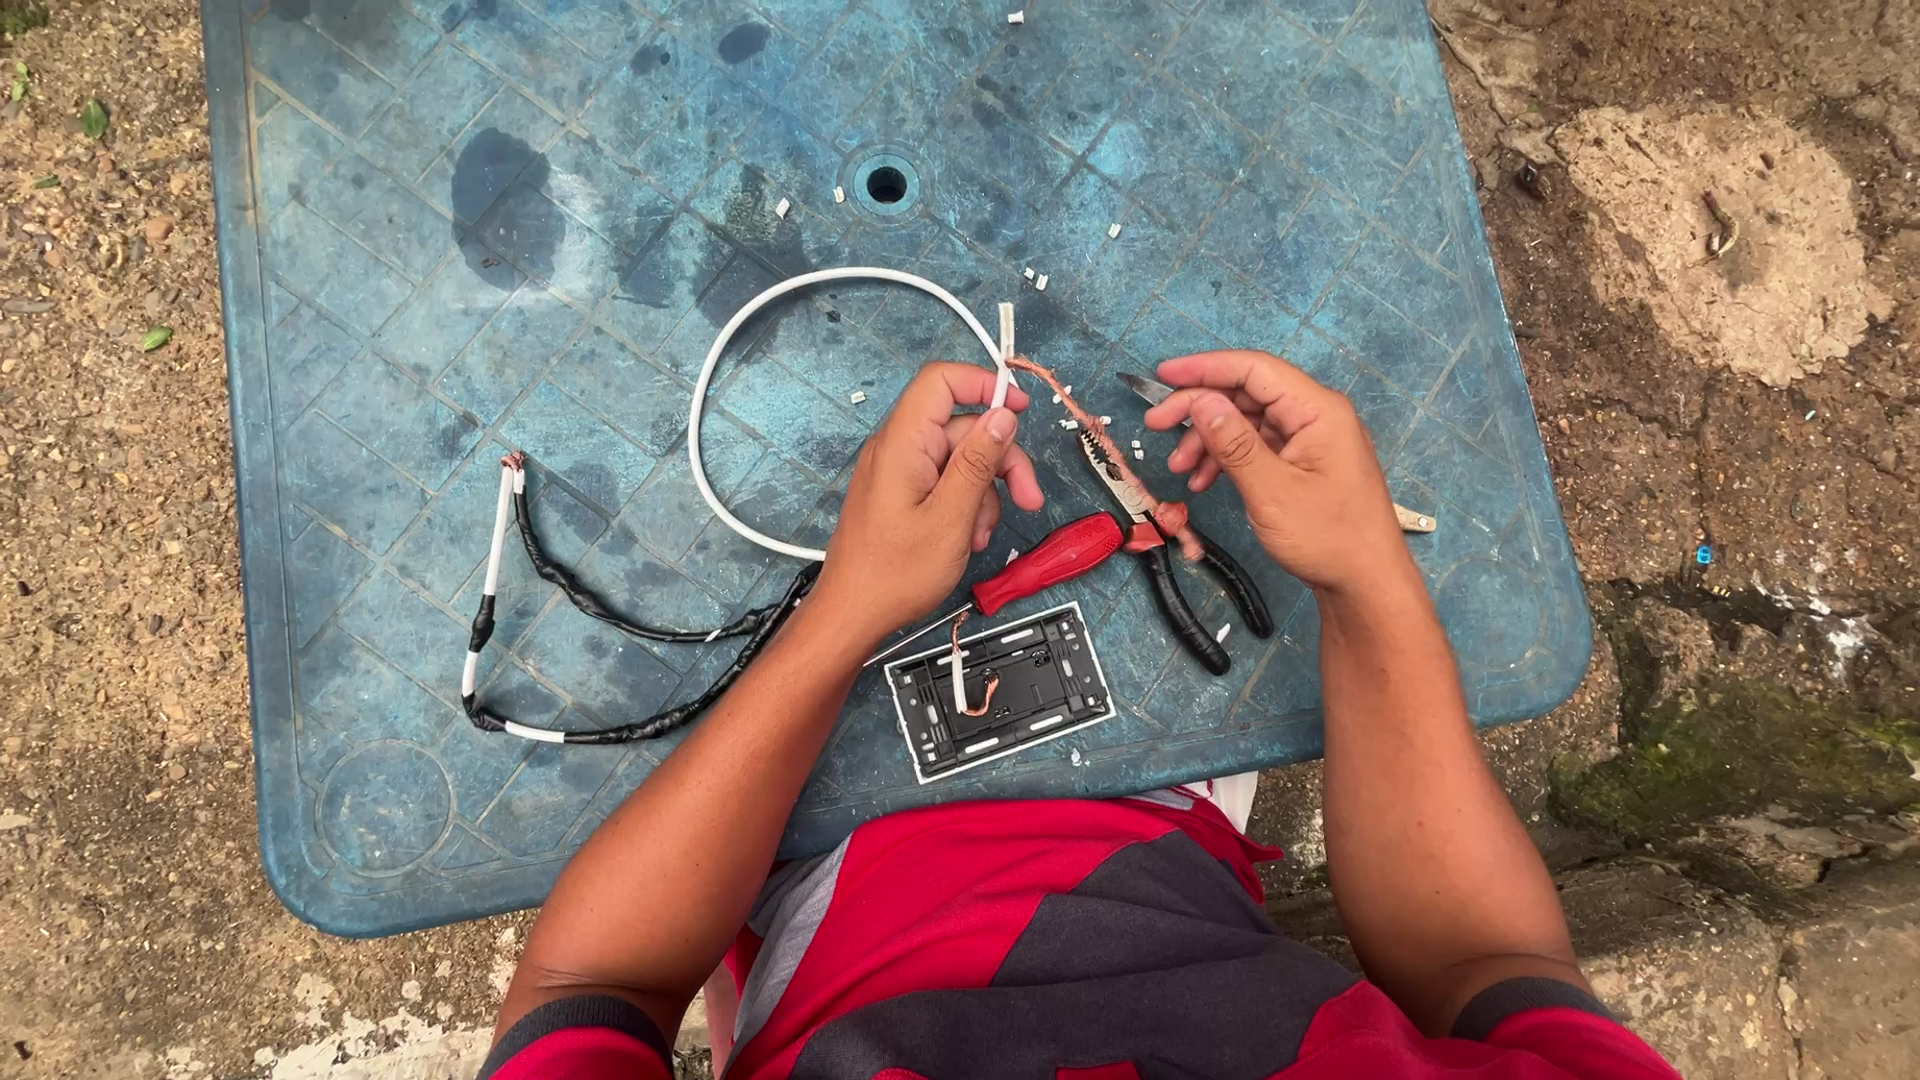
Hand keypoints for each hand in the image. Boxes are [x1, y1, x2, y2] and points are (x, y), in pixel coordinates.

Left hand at [814, 363, 1044, 641]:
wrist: (853, 615)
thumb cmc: (893, 575)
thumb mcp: (950, 518)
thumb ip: (977, 462)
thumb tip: (1002, 415)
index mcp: (903, 443)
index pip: (942, 381)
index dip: (985, 384)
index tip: (1021, 408)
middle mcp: (898, 449)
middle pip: (962, 428)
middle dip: (1000, 460)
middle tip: (1028, 497)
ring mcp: (899, 473)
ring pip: (960, 460)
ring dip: (984, 493)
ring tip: (982, 534)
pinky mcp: (902, 494)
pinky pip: (944, 484)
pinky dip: (965, 505)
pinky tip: (968, 537)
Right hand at [1142, 350, 1408, 597]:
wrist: (1363, 582)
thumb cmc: (1327, 537)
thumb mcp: (1272, 490)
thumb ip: (1234, 443)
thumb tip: (1201, 402)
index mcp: (1316, 411)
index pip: (1254, 370)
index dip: (1204, 368)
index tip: (1162, 375)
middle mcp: (1313, 415)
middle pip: (1245, 394)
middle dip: (1198, 409)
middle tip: (1155, 426)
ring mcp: (1306, 439)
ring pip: (1244, 421)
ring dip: (1206, 440)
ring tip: (1180, 468)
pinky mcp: (1299, 461)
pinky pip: (1253, 446)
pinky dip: (1224, 459)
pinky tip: (1203, 481)